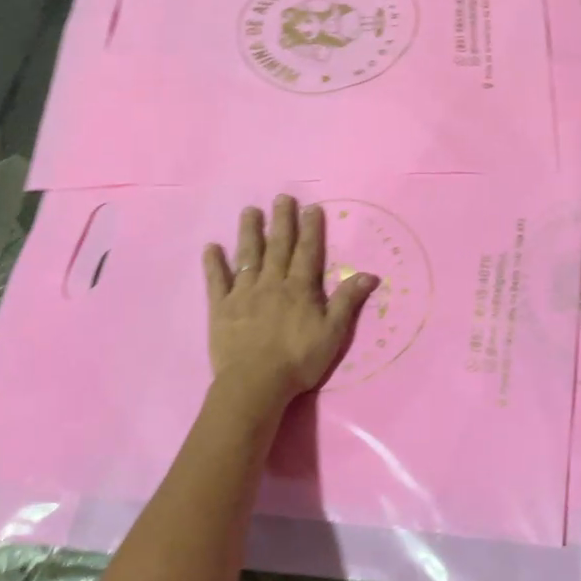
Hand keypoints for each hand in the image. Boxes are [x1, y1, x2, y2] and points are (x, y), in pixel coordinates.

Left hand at [203, 195, 377, 404]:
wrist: (256, 383)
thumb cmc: (299, 361)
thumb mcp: (333, 333)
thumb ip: (347, 302)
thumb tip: (370, 274)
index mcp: (300, 289)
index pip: (308, 253)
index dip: (311, 229)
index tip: (311, 207)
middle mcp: (272, 283)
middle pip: (278, 246)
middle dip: (281, 221)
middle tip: (282, 197)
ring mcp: (244, 293)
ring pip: (248, 256)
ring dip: (249, 232)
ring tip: (250, 211)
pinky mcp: (221, 308)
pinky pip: (216, 280)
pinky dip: (213, 263)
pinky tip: (211, 247)